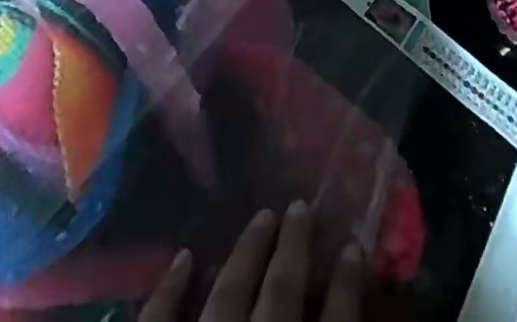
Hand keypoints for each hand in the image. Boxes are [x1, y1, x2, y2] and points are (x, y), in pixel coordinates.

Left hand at [138, 203, 363, 321]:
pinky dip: (170, 289)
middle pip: (282, 295)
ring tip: (263, 217)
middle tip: (302, 206)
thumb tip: (352, 308)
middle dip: (295, 248)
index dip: (349, 283)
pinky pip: (160, 321)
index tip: (356, 244)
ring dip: (247, 254)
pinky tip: (183, 257)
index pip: (337, 321)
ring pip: (228, 296)